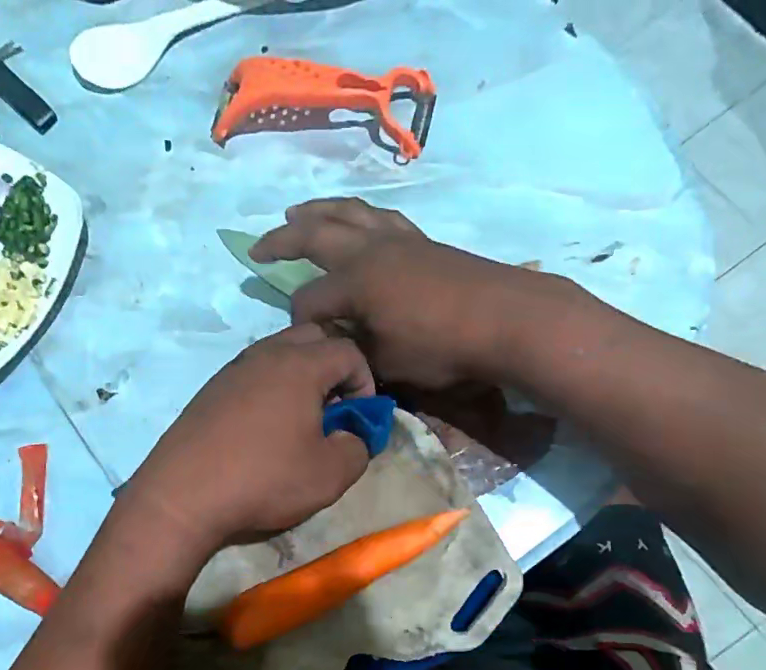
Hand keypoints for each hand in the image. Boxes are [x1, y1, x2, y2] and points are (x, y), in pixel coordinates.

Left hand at [123, 324, 376, 554]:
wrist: (182, 497)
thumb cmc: (265, 480)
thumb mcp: (331, 474)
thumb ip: (358, 447)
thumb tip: (350, 436)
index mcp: (299, 365)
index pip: (349, 351)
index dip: (366, 383)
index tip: (359, 420)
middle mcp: (264, 355)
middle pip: (313, 338)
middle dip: (334, 369)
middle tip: (334, 412)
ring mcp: (232, 370)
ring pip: (280, 355)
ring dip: (302, 380)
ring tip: (302, 424)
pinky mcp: (210, 391)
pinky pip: (254, 376)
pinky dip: (272, 392)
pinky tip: (266, 434)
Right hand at [251, 198, 585, 389]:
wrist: (507, 320)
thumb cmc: (445, 348)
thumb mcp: (392, 362)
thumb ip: (358, 351)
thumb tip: (340, 343)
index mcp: (354, 282)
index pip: (309, 301)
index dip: (299, 323)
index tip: (302, 343)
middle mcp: (370, 250)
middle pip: (315, 235)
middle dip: (283, 240)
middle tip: (258, 246)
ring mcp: (399, 240)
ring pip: (349, 212)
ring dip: (319, 211)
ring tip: (299, 213)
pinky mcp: (424, 241)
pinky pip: (381, 217)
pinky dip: (361, 215)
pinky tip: (360, 220)